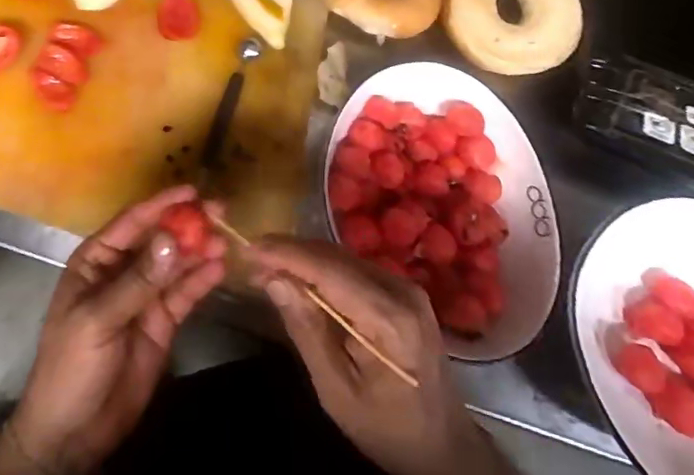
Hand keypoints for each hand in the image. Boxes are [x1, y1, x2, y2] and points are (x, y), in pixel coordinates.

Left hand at [0, 186, 227, 474]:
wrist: (73, 431)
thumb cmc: (71, 364)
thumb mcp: (99, 319)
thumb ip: (138, 280)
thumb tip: (172, 238)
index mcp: (96, 260)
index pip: (132, 223)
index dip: (161, 204)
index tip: (191, 191)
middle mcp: (122, 271)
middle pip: (159, 239)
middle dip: (187, 225)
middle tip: (219, 211)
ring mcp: (144, 296)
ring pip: (175, 264)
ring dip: (199, 250)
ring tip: (226, 239)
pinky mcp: (162, 322)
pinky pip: (184, 294)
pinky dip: (201, 280)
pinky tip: (220, 268)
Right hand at [247, 238, 510, 474]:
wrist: (442, 445)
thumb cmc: (386, 428)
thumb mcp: (336, 392)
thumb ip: (307, 331)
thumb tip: (274, 280)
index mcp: (389, 319)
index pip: (329, 269)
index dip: (287, 253)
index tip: (250, 248)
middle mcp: (401, 290)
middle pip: (335, 257)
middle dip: (290, 253)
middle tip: (252, 262)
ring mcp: (406, 287)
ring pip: (343, 258)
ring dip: (304, 259)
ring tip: (268, 269)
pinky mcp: (403, 291)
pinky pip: (354, 268)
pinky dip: (322, 269)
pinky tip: (300, 278)